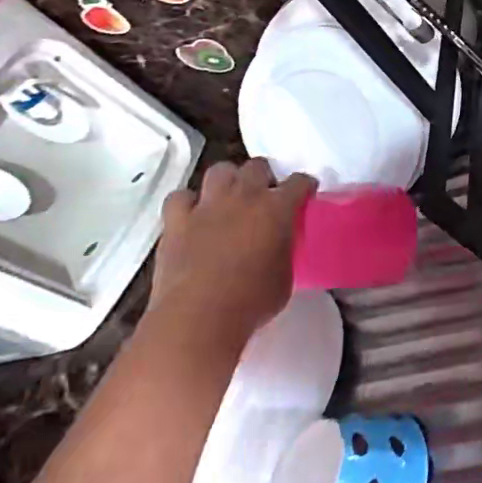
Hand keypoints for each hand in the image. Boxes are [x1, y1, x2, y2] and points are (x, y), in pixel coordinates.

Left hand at [148, 158, 315, 335]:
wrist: (199, 316)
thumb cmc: (252, 302)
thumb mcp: (285, 278)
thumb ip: (284, 251)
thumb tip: (278, 247)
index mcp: (276, 209)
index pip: (298, 182)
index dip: (304, 186)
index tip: (305, 193)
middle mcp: (243, 196)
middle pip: (257, 166)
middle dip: (263, 176)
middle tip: (264, 196)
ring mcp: (207, 205)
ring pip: (220, 170)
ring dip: (227, 180)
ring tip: (229, 198)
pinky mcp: (176, 220)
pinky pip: (180, 197)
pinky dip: (187, 203)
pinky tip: (191, 215)